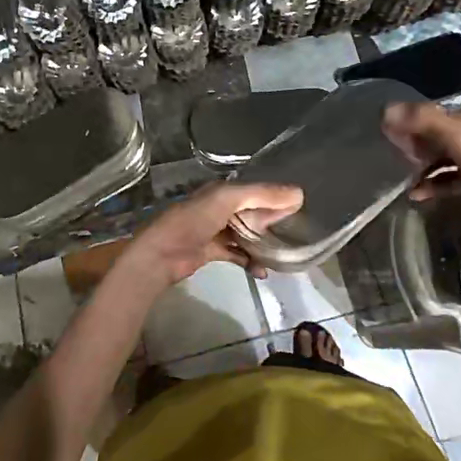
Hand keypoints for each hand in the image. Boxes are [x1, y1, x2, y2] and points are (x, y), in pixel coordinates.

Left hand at [111, 181, 303, 288]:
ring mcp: (214, 230)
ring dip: (262, 241)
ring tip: (283, 251)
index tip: (301, 205)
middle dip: (272, 219)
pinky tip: (262, 271)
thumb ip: (261, 195)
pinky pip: (236, 254)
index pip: (255, 190)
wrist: (159, 255)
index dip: (275, 195)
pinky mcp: (211, 251)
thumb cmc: (192, 221)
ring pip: (245, 233)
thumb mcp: (227, 199)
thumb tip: (299, 193)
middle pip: (252, 211)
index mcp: (221, 191)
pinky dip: (249, 261)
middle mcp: (219, 207)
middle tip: (296, 230)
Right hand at [381, 101, 460, 234]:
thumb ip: (423, 121)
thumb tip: (386, 110)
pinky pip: (448, 180)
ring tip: (400, 178)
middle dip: (410, 144)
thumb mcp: (457, 137)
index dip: (405, 121)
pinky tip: (416, 195)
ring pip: (439, 158)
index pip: (428, 114)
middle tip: (388, 157)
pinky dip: (432, 185)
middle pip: (432, 136)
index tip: (382, 134)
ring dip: (419, 166)